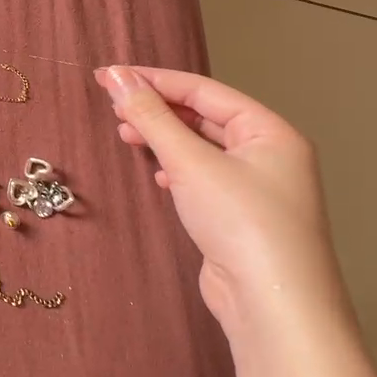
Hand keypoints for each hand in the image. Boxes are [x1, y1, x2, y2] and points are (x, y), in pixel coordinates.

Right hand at [99, 66, 347, 333]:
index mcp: (270, 132)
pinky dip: (173, 165)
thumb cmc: (239, 220)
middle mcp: (269, 153)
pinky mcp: (239, 212)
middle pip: (202, 115)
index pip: (203, 90)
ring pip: (199, 144)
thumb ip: (149, 114)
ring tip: (126, 136)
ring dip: (161, 136)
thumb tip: (114, 74)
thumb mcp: (188, 160)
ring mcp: (256, 185)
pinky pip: (200, 172)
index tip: (104, 77)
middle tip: (112, 109)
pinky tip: (157, 174)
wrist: (271, 302)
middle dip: (156, 109)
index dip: (153, 80)